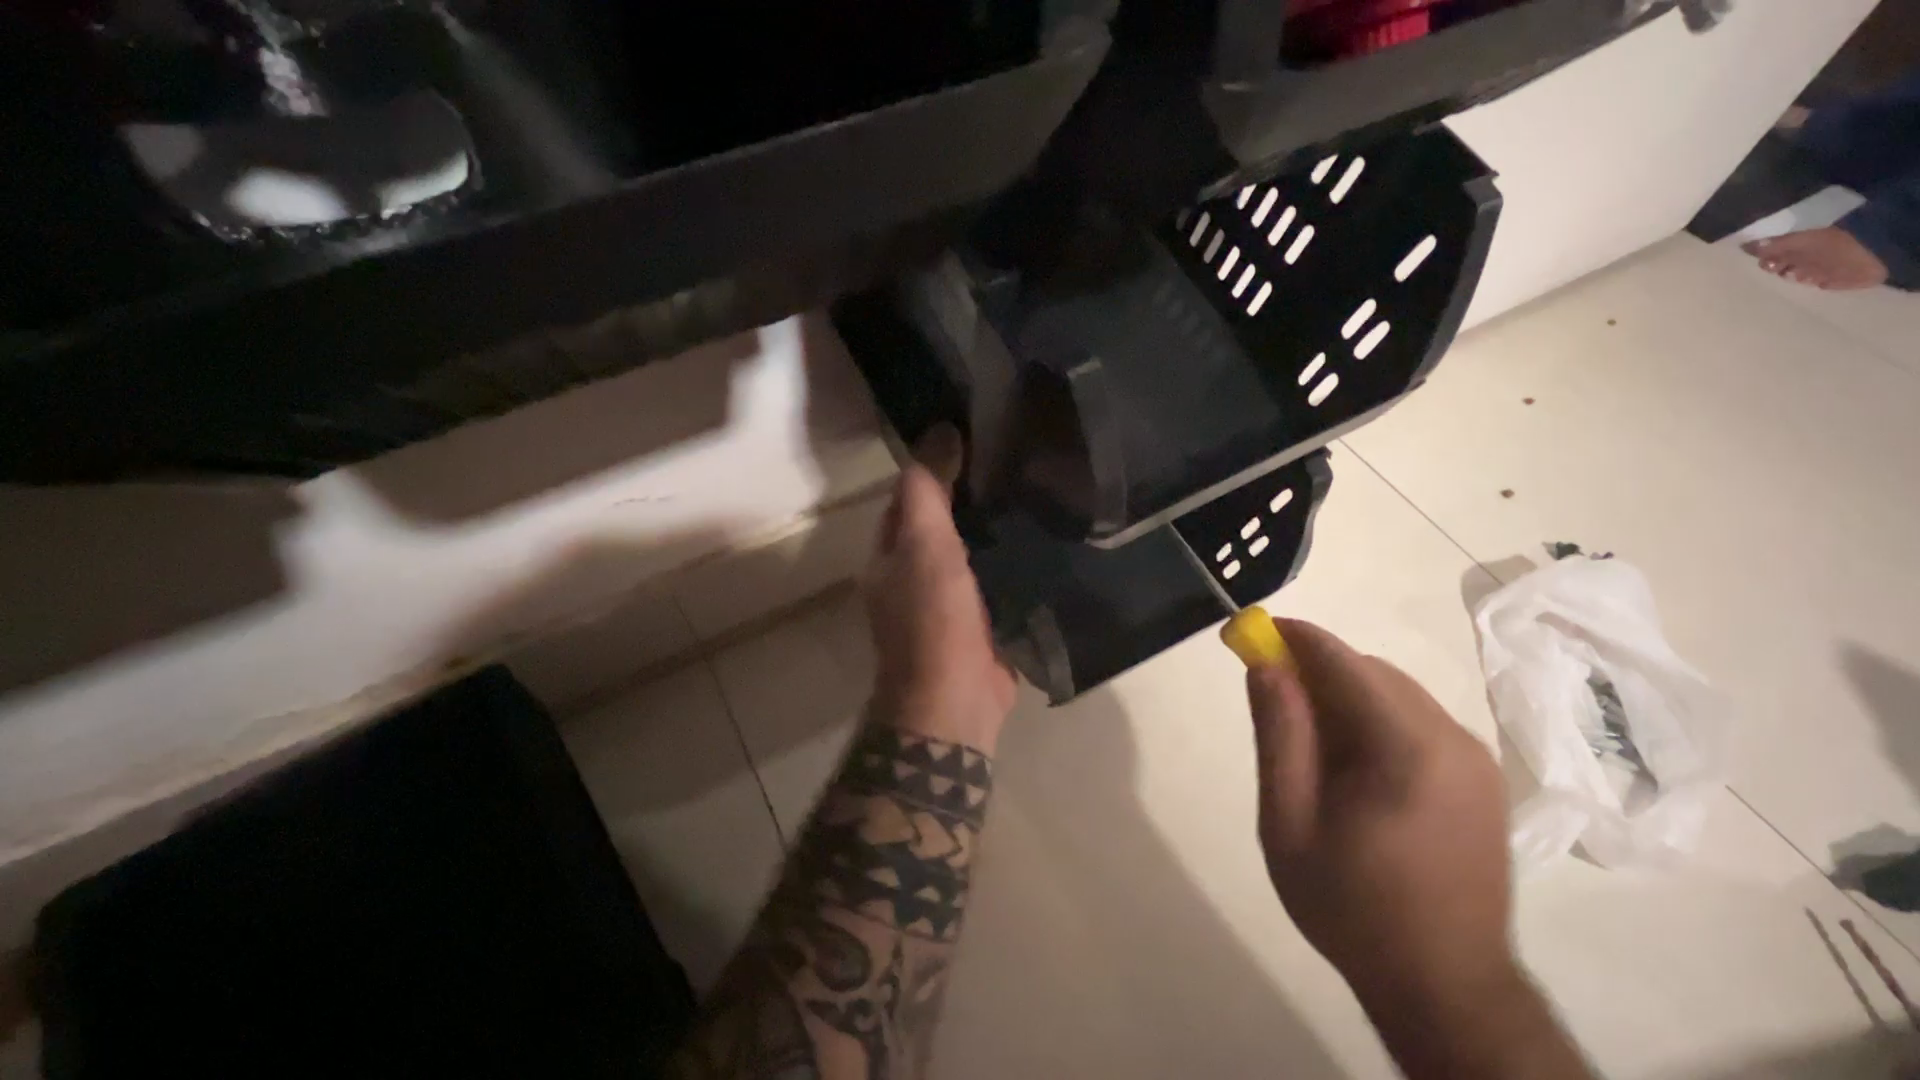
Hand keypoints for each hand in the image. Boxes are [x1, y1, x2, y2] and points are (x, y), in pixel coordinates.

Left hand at [863, 425, 1016, 752]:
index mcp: (891, 554)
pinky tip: (1046, 535)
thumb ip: (928, 490)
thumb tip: (940, 429)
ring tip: (1038, 483)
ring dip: (996, 524)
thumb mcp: (923, 545)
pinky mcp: (985, 619)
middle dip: (973, 492)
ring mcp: (950, 600)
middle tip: (1019, 453)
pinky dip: (1015, 557)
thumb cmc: (931, 618)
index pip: (911, 495)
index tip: (978, 433)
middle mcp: (915, 573)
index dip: (938, 464)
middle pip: (944, 521)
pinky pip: (998, 577)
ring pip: (973, 549)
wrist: (956, 700)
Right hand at [1246, 617, 1518, 1010]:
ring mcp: (1476, 759)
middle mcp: (1453, 738)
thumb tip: (1266, 665)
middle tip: (1271, 697)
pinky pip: (1420, 724)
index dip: (1295, 638)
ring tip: (1308, 742)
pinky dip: (1377, 722)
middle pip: (1374, 674)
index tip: (1252, 630)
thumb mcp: (1289, 822)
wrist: (1443, 983)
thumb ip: (1280, 735)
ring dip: (1348, 697)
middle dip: (1319, 670)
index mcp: (1407, 748)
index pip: (1344, 663)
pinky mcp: (1483, 780)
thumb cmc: (1351, 905)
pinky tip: (1352, 767)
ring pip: (1398, 696)